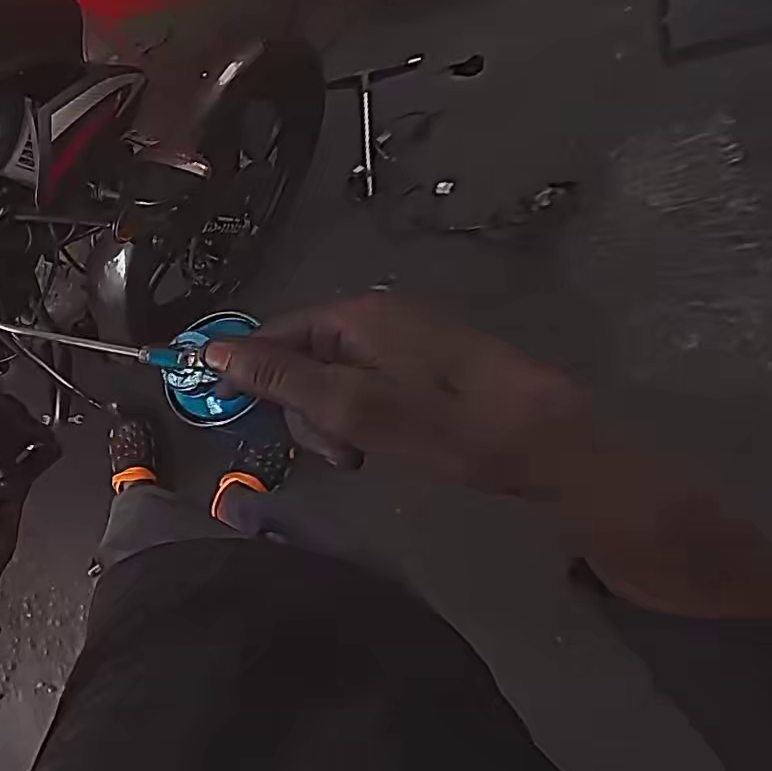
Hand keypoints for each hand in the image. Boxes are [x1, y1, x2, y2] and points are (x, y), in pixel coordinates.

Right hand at [205, 294, 591, 497]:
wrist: (557, 448)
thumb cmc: (448, 428)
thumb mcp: (349, 407)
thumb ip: (278, 377)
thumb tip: (214, 351)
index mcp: (352, 318)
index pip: (270, 336)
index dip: (245, 373)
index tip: (232, 411)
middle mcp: (373, 318)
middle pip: (299, 359)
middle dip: (301, 407)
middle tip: (329, 449)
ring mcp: (401, 339)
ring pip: (329, 377)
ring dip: (329, 418)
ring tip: (357, 452)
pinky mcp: (421, 362)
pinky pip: (361, 384)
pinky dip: (357, 415)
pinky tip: (377, 441)